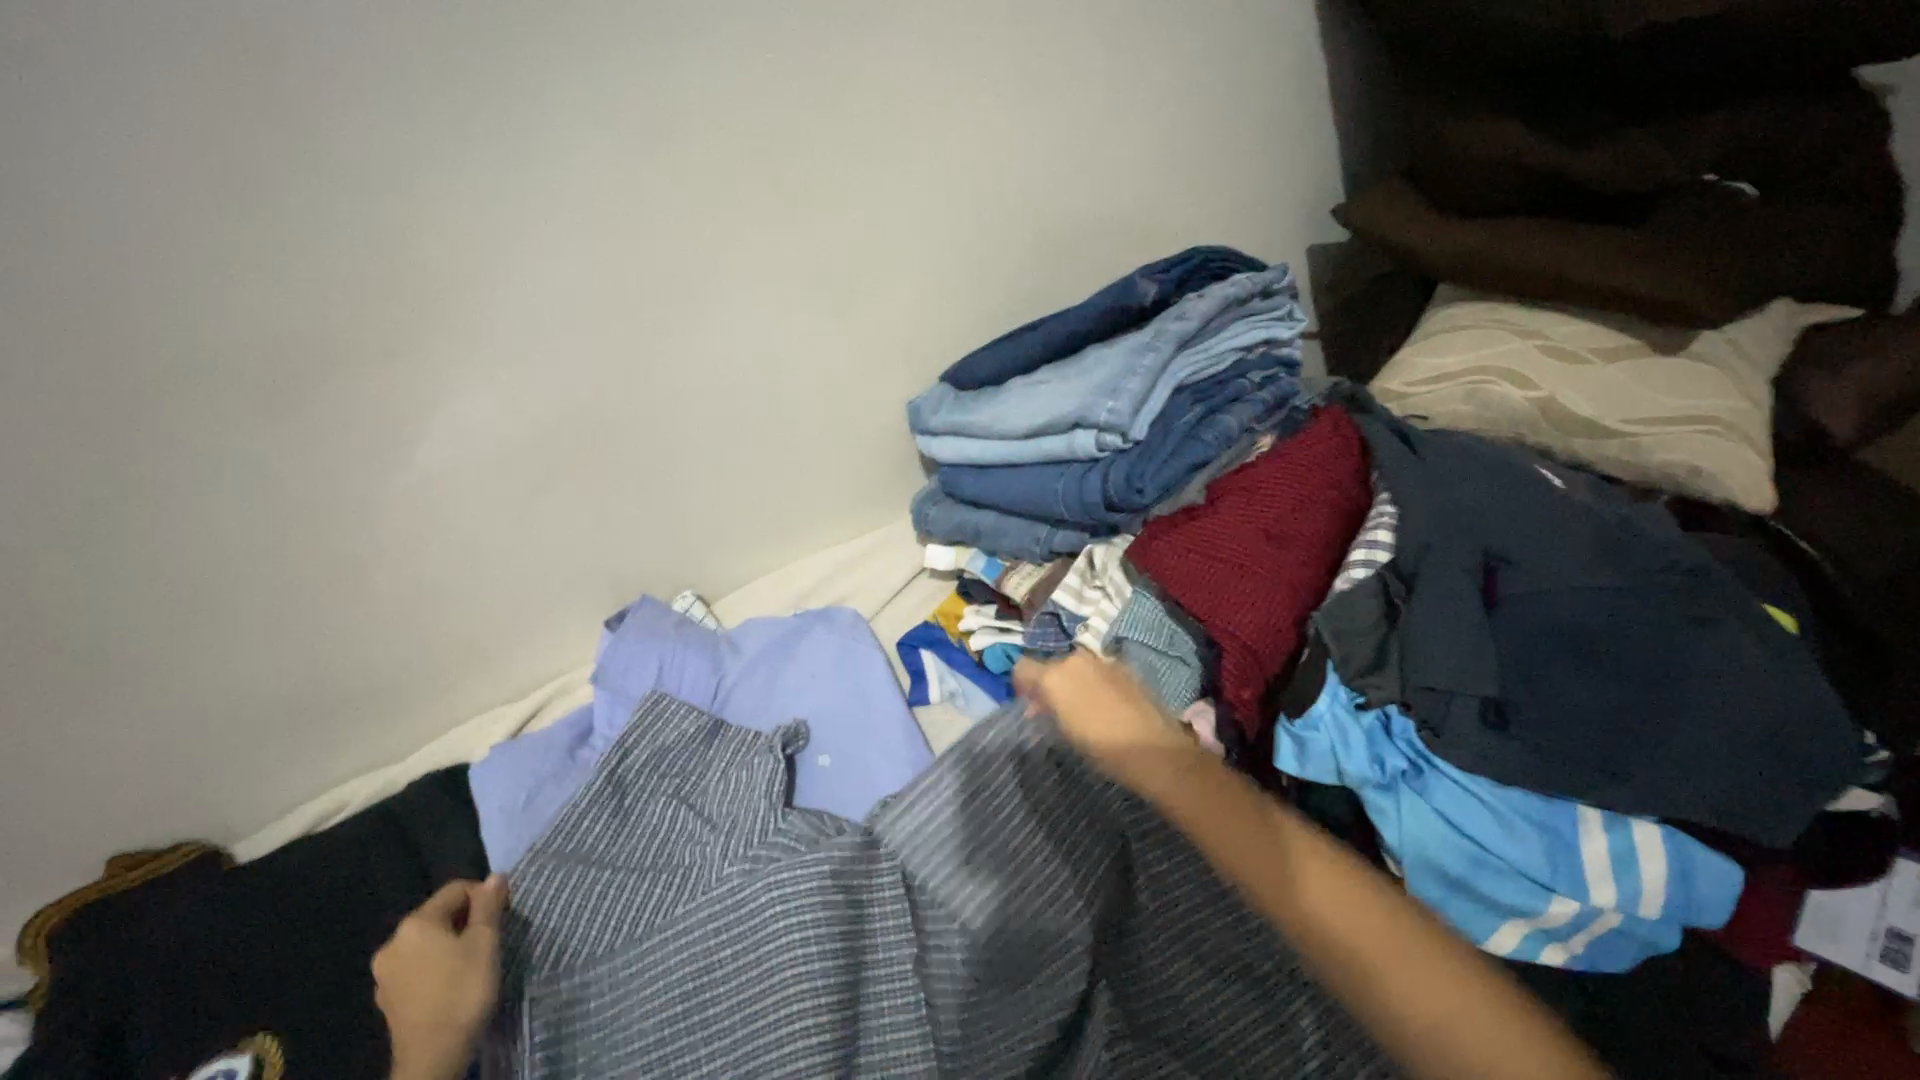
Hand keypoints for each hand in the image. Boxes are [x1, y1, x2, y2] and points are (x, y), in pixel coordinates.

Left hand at [374, 875, 508, 1079]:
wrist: (432, 1055)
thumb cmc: (463, 991)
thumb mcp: (485, 943)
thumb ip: (488, 906)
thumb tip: (494, 877)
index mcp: (416, 923)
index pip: (456, 890)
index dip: (484, 895)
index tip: (504, 914)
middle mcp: (392, 942)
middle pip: (437, 915)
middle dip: (466, 920)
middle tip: (491, 939)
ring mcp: (385, 973)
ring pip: (426, 943)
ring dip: (450, 944)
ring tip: (473, 962)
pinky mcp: (386, 998)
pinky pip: (416, 967)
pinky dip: (435, 966)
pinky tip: (452, 983)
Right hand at [1013, 652, 1194, 786]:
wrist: (1153, 749)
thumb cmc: (1100, 747)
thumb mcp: (1063, 731)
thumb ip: (1046, 708)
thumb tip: (1040, 703)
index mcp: (1055, 675)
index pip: (1022, 667)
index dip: (1022, 684)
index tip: (1030, 705)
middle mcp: (1076, 659)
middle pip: (1052, 665)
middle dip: (1049, 683)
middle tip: (1055, 711)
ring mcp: (1104, 660)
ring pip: (1077, 666)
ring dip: (1073, 682)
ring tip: (1083, 709)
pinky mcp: (1126, 667)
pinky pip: (1099, 670)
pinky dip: (1095, 682)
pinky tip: (1107, 706)